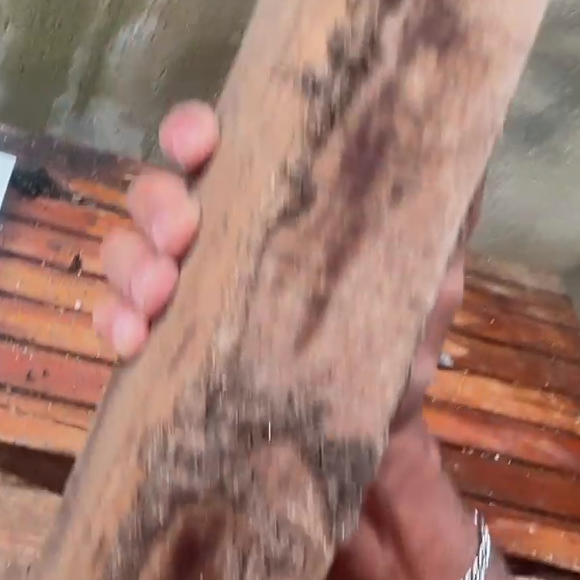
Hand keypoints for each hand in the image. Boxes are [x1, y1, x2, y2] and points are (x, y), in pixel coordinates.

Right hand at [92, 102, 470, 438]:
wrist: (361, 446)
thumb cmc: (386, 351)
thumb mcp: (423, 288)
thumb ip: (434, 232)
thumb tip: (467, 164)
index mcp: (262, 203)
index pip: (214, 147)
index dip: (193, 133)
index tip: (200, 144)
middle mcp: (208, 236)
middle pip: (155, 193)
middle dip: (157, 205)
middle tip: (181, 236)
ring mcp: (173, 288)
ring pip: (123, 248)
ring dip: (130, 265)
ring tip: (156, 297)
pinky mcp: (154, 343)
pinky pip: (112, 317)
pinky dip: (112, 322)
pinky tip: (130, 342)